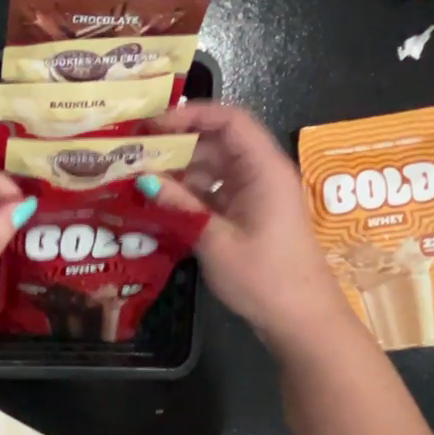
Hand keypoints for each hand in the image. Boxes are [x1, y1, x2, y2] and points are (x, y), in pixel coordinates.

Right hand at [136, 103, 351, 341]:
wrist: (300, 319)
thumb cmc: (263, 277)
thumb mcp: (214, 240)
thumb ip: (180, 205)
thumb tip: (142, 178)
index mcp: (263, 169)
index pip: (229, 120)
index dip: (190, 115)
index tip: (151, 126)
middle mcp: (261, 173)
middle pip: (216, 142)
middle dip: (175, 145)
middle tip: (133, 155)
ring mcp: (255, 194)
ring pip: (211, 168)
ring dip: (177, 172)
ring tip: (138, 181)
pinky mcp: (247, 215)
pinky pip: (213, 191)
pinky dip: (187, 194)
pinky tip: (158, 204)